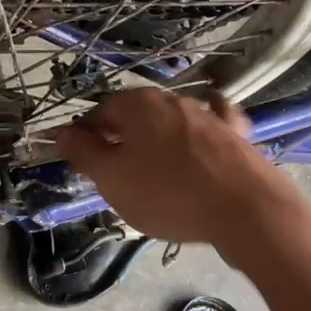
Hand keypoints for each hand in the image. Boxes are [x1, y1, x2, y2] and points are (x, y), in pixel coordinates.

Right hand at [53, 88, 310, 262]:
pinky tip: (208, 118)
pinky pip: (213, 121)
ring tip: (151, 164)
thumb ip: (84, 153)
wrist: (249, 210)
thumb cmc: (169, 194)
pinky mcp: (236, 134)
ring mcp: (206, 114)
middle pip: (134, 114)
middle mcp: (170, 99)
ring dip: (157, 136)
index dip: (85, 135)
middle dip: (120, 135)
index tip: (81, 160)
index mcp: (135, 105)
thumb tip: (61, 132)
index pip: (98, 112)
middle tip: (113, 168)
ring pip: (170, 119)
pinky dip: (204, 123)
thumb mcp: (113, 180)